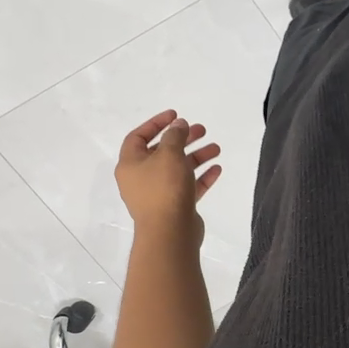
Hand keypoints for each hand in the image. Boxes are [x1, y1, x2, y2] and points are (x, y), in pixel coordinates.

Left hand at [115, 109, 221, 238]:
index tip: (176, 115)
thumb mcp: (169, 154)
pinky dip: (201, 176)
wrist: (170, 232)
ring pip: (178, 168)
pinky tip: (217, 168)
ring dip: (196, 156)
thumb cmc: (164, 188)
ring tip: (216, 149)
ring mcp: (157, 193)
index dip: (156, 123)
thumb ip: (174, 136)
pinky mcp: (174, 206)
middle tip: (202, 130)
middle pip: (162, 152)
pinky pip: (188, 186)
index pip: (138, 137)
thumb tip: (178, 125)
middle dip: (183, 139)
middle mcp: (141, 178)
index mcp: (131, 165)